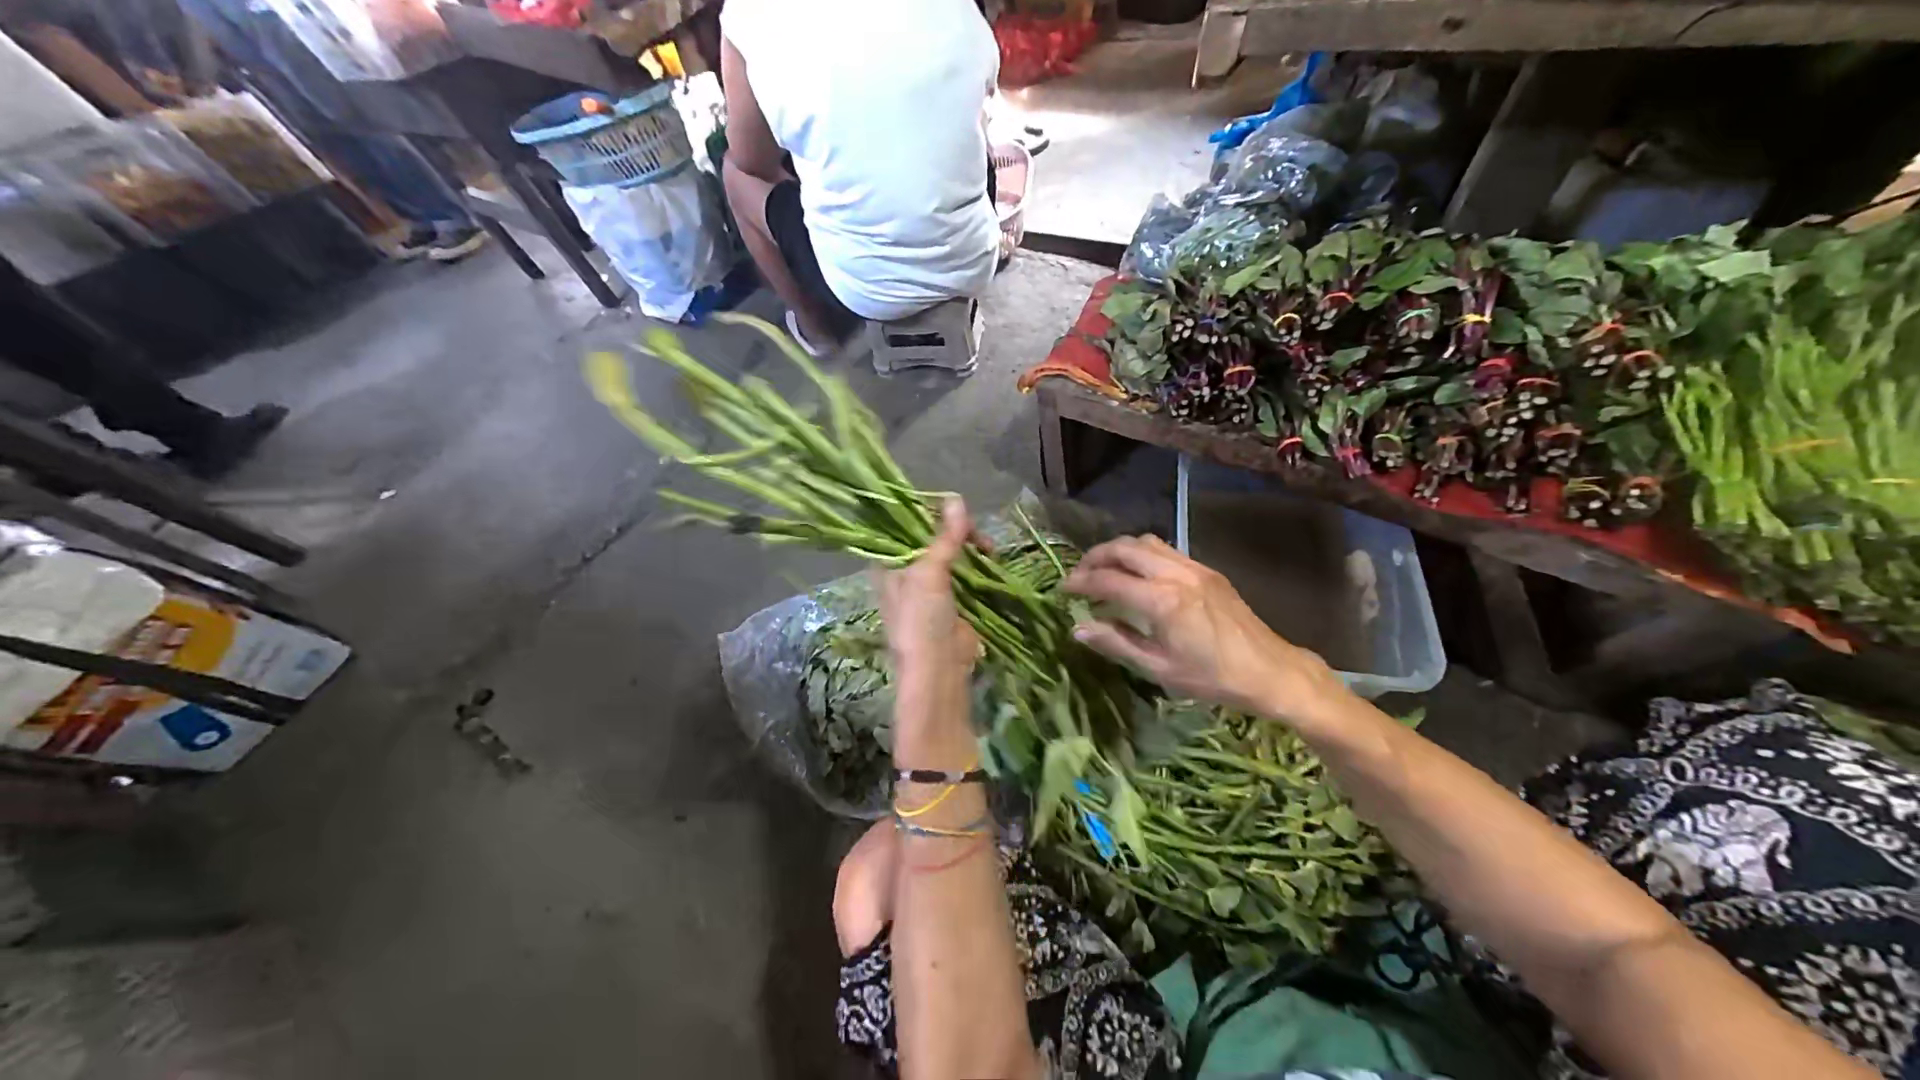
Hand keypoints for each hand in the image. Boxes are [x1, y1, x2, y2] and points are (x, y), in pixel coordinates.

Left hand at [878, 497, 980, 686]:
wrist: (938, 669)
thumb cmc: (921, 619)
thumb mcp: (929, 572)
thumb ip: (945, 537)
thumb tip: (957, 499)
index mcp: (888, 563)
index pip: (903, 526)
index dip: (926, 514)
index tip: (952, 507)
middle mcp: (906, 571)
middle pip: (931, 537)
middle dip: (955, 531)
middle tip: (977, 534)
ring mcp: (930, 586)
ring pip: (951, 553)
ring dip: (970, 546)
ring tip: (988, 548)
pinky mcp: (953, 599)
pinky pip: (965, 572)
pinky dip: (978, 564)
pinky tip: (992, 559)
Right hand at [1064, 534, 1352, 729]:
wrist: (1270, 671)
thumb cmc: (1212, 678)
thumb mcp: (1159, 669)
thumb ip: (1116, 643)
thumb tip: (1078, 628)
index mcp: (1161, 601)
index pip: (1108, 580)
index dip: (1080, 582)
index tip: (1063, 590)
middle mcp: (1175, 575)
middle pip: (1123, 549)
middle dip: (1094, 558)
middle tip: (1079, 576)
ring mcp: (1194, 568)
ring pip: (1144, 542)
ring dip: (1118, 551)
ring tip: (1104, 571)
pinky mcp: (1207, 570)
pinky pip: (1165, 550)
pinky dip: (1141, 554)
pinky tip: (1137, 575)